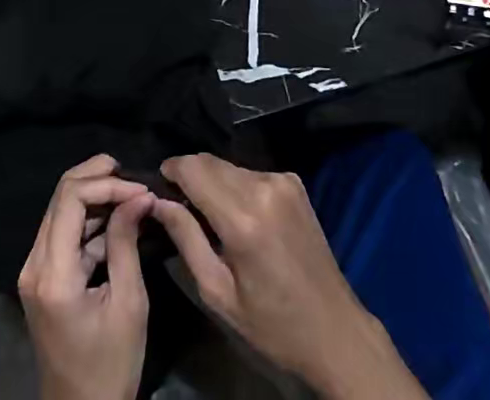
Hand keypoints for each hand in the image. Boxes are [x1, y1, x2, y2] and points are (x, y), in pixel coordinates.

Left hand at [19, 155, 155, 399]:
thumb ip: (127, 242)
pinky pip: (66, 233)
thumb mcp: (128, 302)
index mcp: (52, 272)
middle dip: (100, 180)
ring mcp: (36, 271)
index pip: (69, 198)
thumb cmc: (111, 363)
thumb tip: (140, 195)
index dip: (107, 184)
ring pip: (62, 211)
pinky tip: (123, 222)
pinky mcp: (45, 279)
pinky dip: (94, 221)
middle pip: (61, 197)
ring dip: (99, 198)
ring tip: (137, 199)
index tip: (143, 192)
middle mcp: (35, 264)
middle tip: (138, 182)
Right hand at [152, 155, 426, 398]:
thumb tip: (158, 202)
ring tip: (203, 213)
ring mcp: (284, 181)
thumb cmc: (271, 322)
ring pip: (231, 166)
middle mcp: (265, 186)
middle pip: (212, 162)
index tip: (155, 185)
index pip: (194, 169)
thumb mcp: (217, 292)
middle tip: (174, 203)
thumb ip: (186, 239)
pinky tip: (235, 214)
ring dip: (212, 181)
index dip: (170, 170)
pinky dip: (235, 186)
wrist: (333, 326)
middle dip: (189, 175)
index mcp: (244, 217)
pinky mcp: (296, 183)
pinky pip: (252, 174)